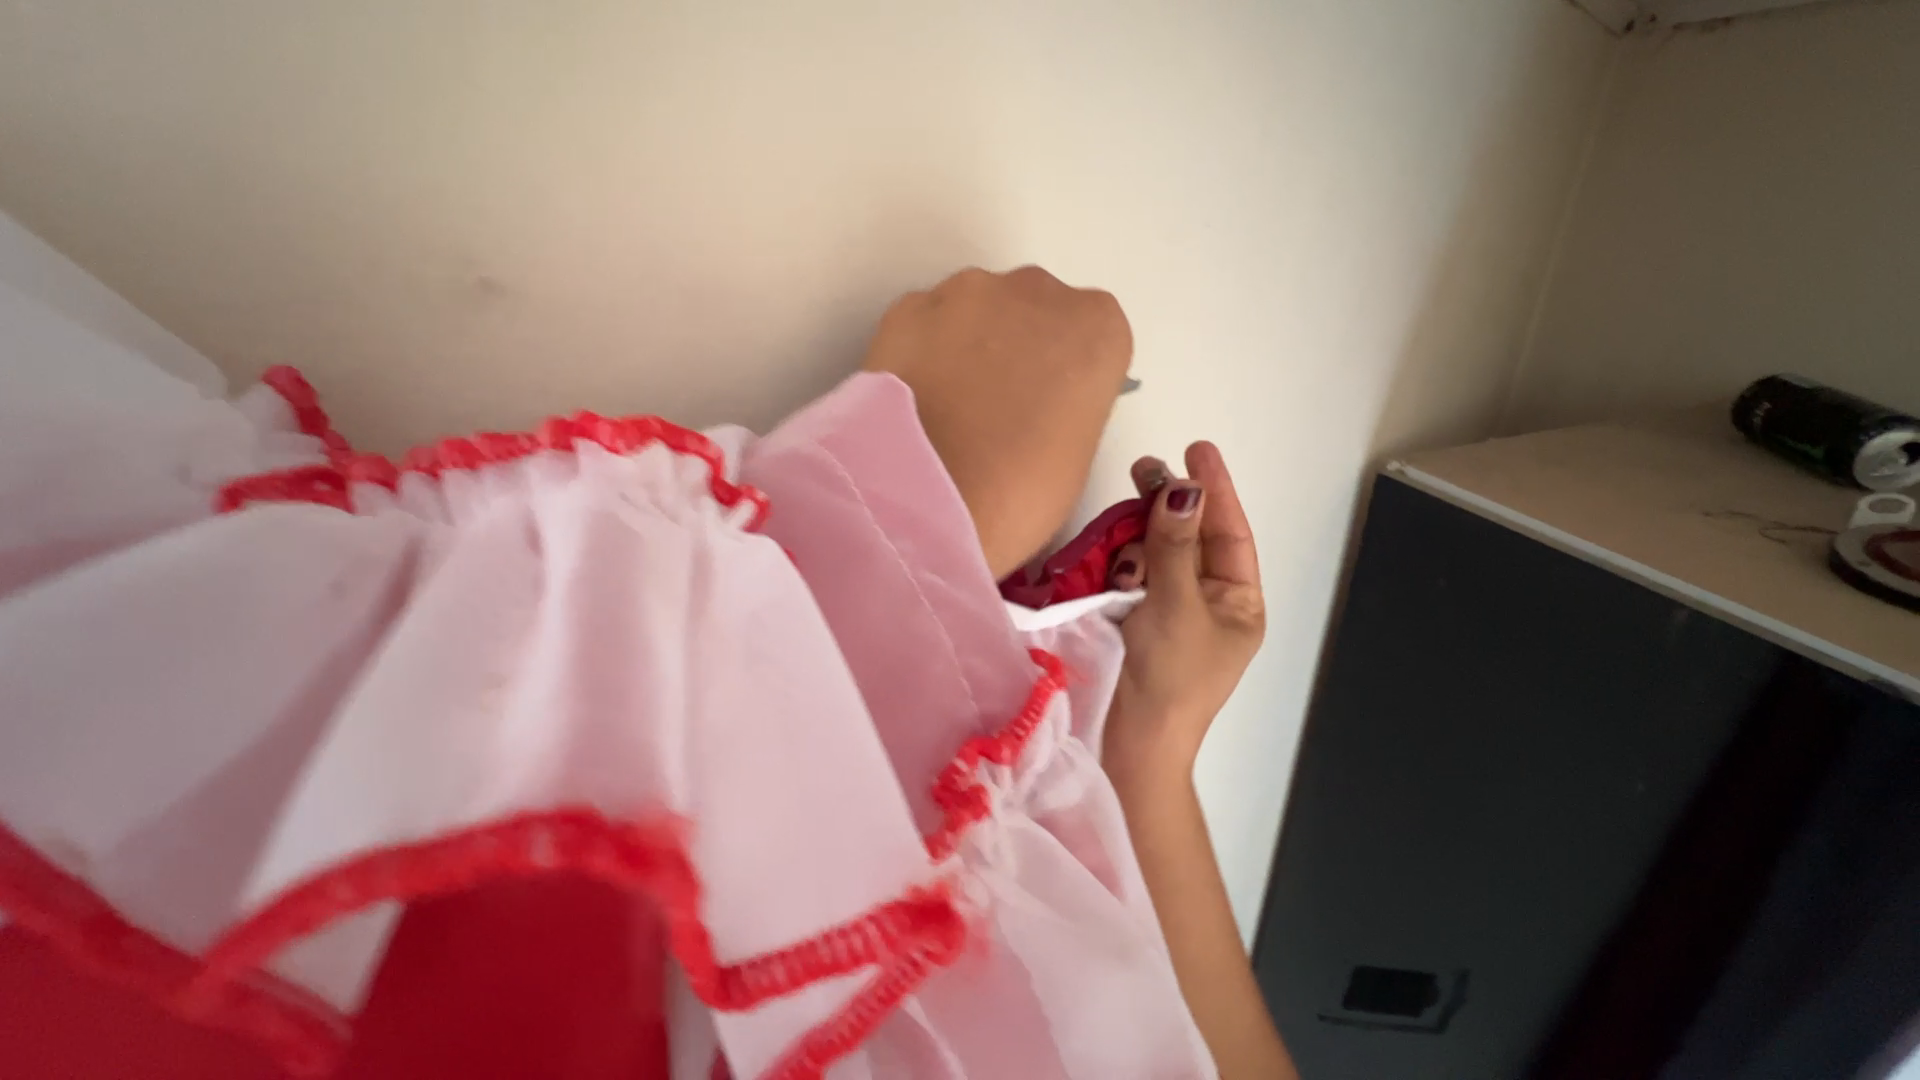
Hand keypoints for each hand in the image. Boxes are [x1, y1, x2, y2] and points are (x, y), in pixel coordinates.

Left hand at [863, 266, 1132, 577]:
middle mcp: (1038, 291)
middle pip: (1034, 311)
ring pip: (975, 310)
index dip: (1066, 377)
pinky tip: (913, 399)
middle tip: (993, 410)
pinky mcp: (907, 306)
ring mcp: (968, 291)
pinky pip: (925, 323)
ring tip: (946, 408)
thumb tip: (1033, 404)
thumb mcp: (1074, 454)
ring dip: (968, 345)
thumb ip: (1066, 405)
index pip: (1092, 339)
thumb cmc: (1019, 493)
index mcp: (1097, 329)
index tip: (1047, 411)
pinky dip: (922, 352)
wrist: (926, 500)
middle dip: (1018, 349)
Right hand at [1104, 442, 1264, 784]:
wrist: (1128, 743)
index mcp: (1237, 603)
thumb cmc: (1170, 677)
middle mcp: (1205, 602)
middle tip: (1143, 469)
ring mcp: (1165, 610)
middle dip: (1169, 505)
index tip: (1197, 449)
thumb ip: (1176, 544)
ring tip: (1121, 516)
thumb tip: (1182, 488)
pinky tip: (1108, 551)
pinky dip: (1118, 559)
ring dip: (1138, 533)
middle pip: (1189, 537)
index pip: (1230, 532)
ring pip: (1154, 552)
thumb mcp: (1178, 604)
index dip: (1215, 489)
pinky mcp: (1129, 617)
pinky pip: (1127, 574)